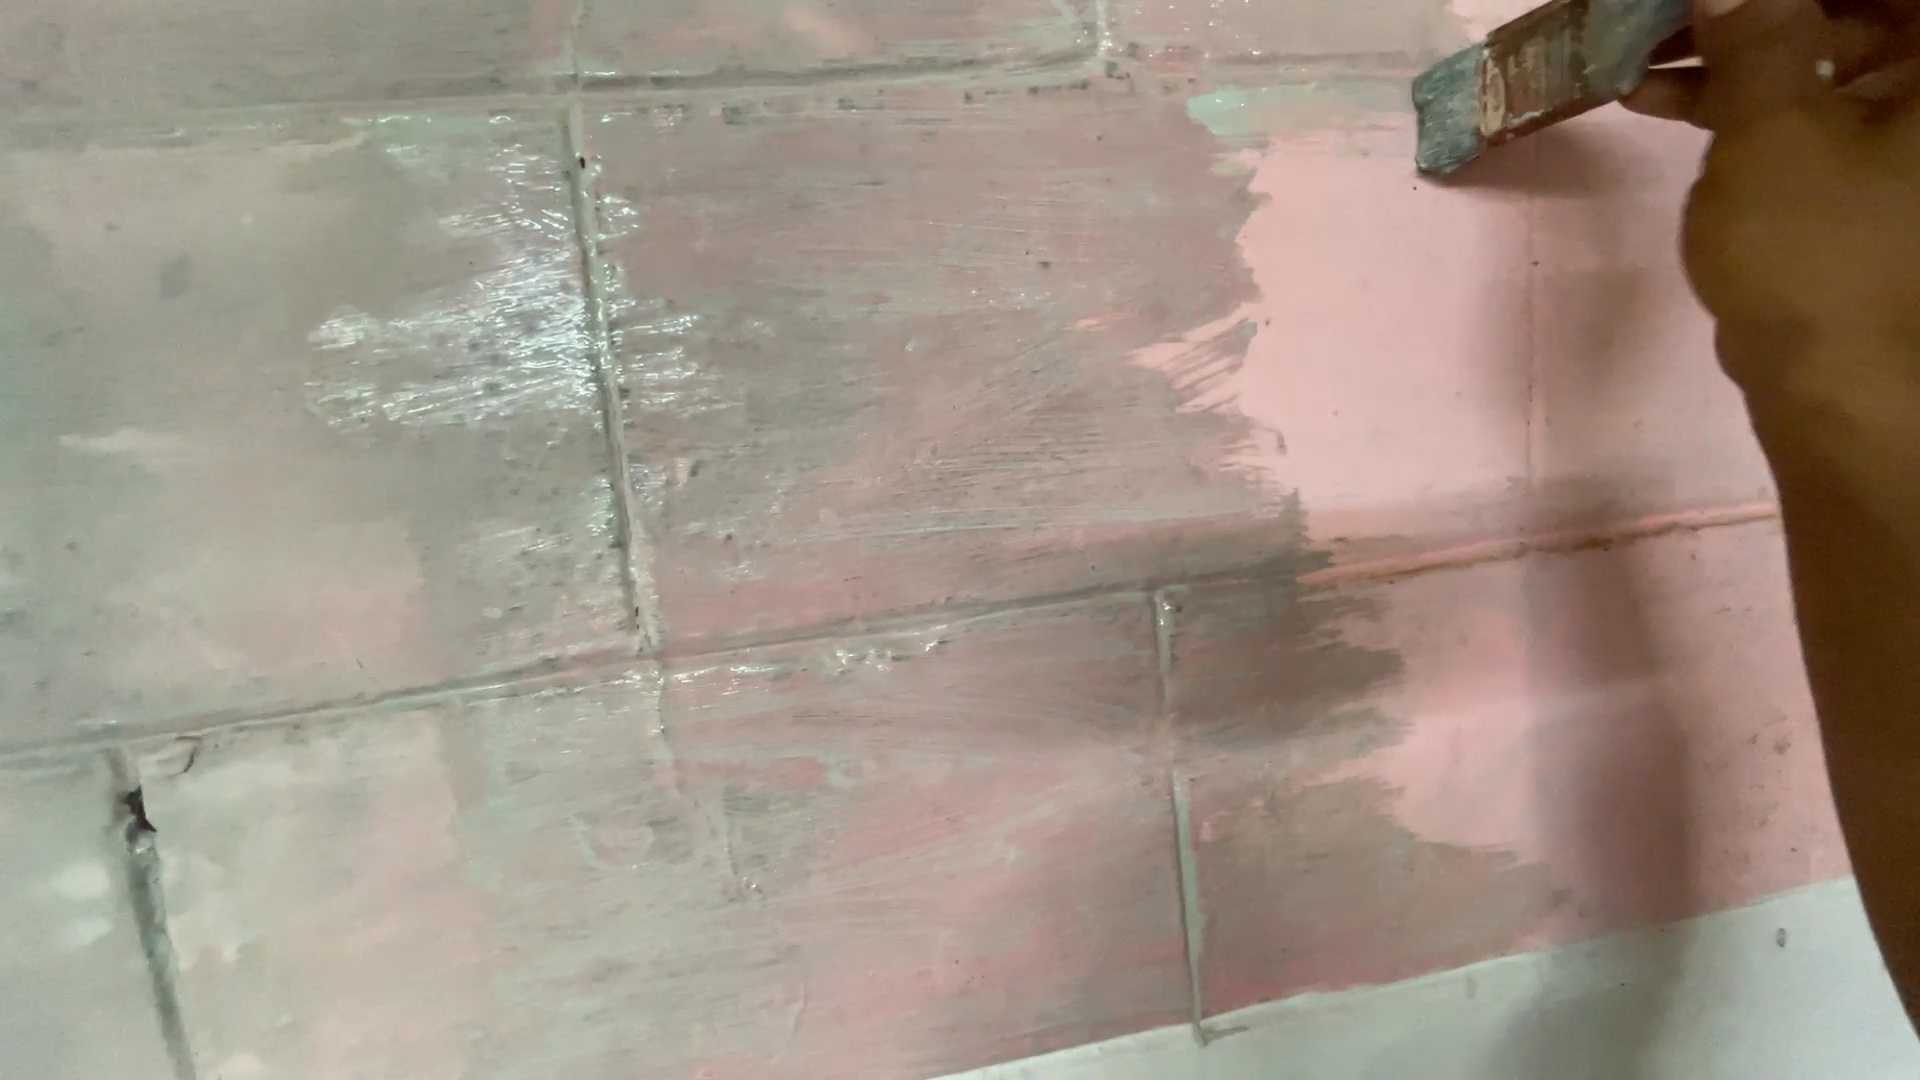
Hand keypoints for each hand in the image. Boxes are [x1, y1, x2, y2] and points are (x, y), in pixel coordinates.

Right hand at [1623, 0, 1919, 400]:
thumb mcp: (1772, 136)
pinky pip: (1800, 92)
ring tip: (1637, 58)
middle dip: (1745, 9)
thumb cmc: (1812, 244)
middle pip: (1845, 5)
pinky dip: (1731, 91)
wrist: (1829, 354)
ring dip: (1725, 47)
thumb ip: (1757, 44)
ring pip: (1814, 43)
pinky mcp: (1862, 145)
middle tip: (1658, 19)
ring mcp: (1905, 104)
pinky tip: (1656, 97)